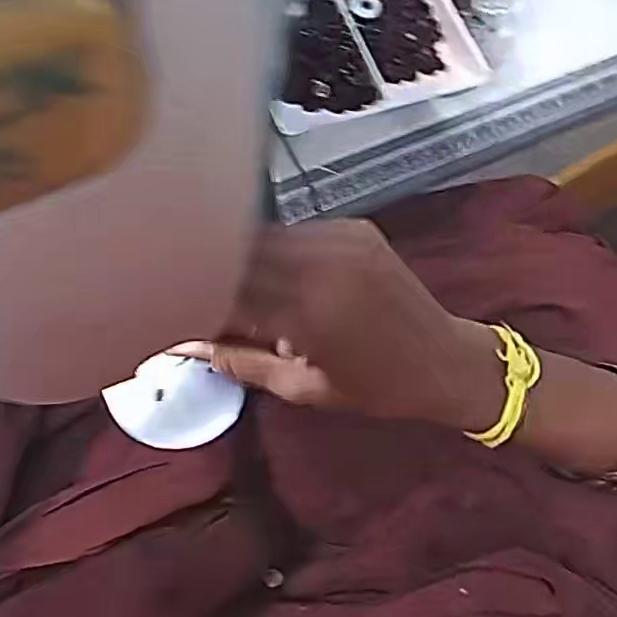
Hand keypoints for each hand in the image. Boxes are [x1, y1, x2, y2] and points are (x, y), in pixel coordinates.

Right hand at [177, 219, 504, 430]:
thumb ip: (237, 360)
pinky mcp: (354, 227)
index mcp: (308, 308)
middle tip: (188, 292)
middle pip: (239, 250)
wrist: (446, 360)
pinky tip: (270, 276)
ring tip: (228, 286)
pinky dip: (273, 251)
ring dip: (240, 258)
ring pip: (264, 236)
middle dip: (210, 270)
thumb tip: (180, 345)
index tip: (171, 308)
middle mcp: (321, 260)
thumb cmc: (375, 388)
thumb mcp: (302, 387)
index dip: (192, 295)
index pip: (226, 286)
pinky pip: (295, 232)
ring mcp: (341, 236)